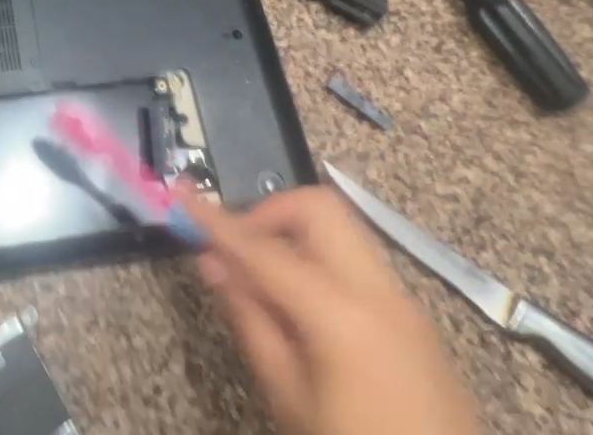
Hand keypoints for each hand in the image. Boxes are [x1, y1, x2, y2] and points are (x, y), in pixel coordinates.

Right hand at [182, 185, 479, 434]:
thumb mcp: (290, 400)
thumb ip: (251, 322)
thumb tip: (214, 264)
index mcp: (341, 314)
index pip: (263, 249)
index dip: (215, 220)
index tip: (179, 192)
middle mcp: (378, 289)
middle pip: (316, 208)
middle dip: (267, 214)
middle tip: (233, 251)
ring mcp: (402, 299)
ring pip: (339, 230)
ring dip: (293, 235)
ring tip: (260, 281)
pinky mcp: (412, 315)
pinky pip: (356, 261)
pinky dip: (318, 260)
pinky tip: (298, 306)